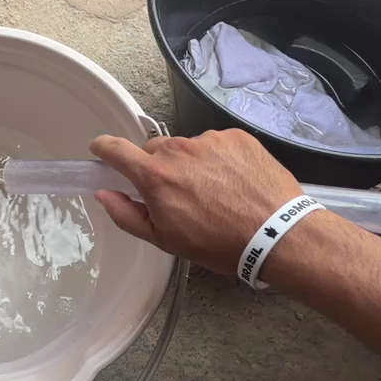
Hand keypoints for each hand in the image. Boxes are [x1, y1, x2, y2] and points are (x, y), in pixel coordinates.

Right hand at [89, 129, 305, 275]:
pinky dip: (216, 159)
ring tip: (213, 191)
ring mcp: (208, 140)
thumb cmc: (221, 242)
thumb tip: (105, 194)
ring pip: (184, 148)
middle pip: (153, 151)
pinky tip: (231, 182)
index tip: (101, 151)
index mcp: (154, 176)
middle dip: (157, 168)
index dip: (103, 148)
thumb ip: (126, 214)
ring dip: (189, 164)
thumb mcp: (165, 239)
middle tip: (176, 194)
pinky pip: (213, 144)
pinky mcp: (235, 137)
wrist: (279, 233)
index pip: (115, 148)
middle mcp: (178, 150)